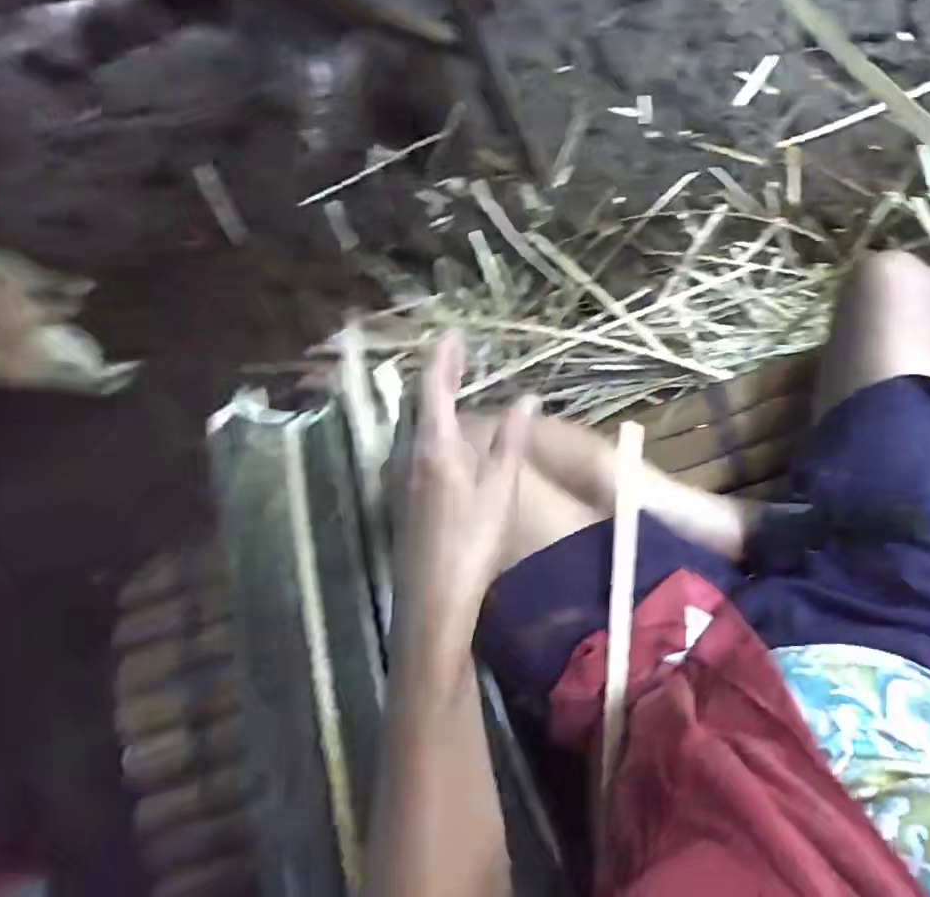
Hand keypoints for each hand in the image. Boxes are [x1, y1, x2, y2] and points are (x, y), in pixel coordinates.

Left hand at [398, 333, 536, 618]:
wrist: (434, 595)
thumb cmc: (474, 537)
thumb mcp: (502, 486)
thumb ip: (511, 441)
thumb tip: (526, 398)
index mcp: (436, 449)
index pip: (433, 392)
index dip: (443, 360)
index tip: (453, 335)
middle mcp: (411, 456)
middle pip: (417, 406)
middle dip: (436, 376)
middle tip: (458, 355)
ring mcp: (403, 478)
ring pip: (414, 426)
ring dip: (432, 401)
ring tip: (454, 385)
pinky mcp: (406, 495)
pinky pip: (416, 445)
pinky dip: (432, 425)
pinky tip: (449, 434)